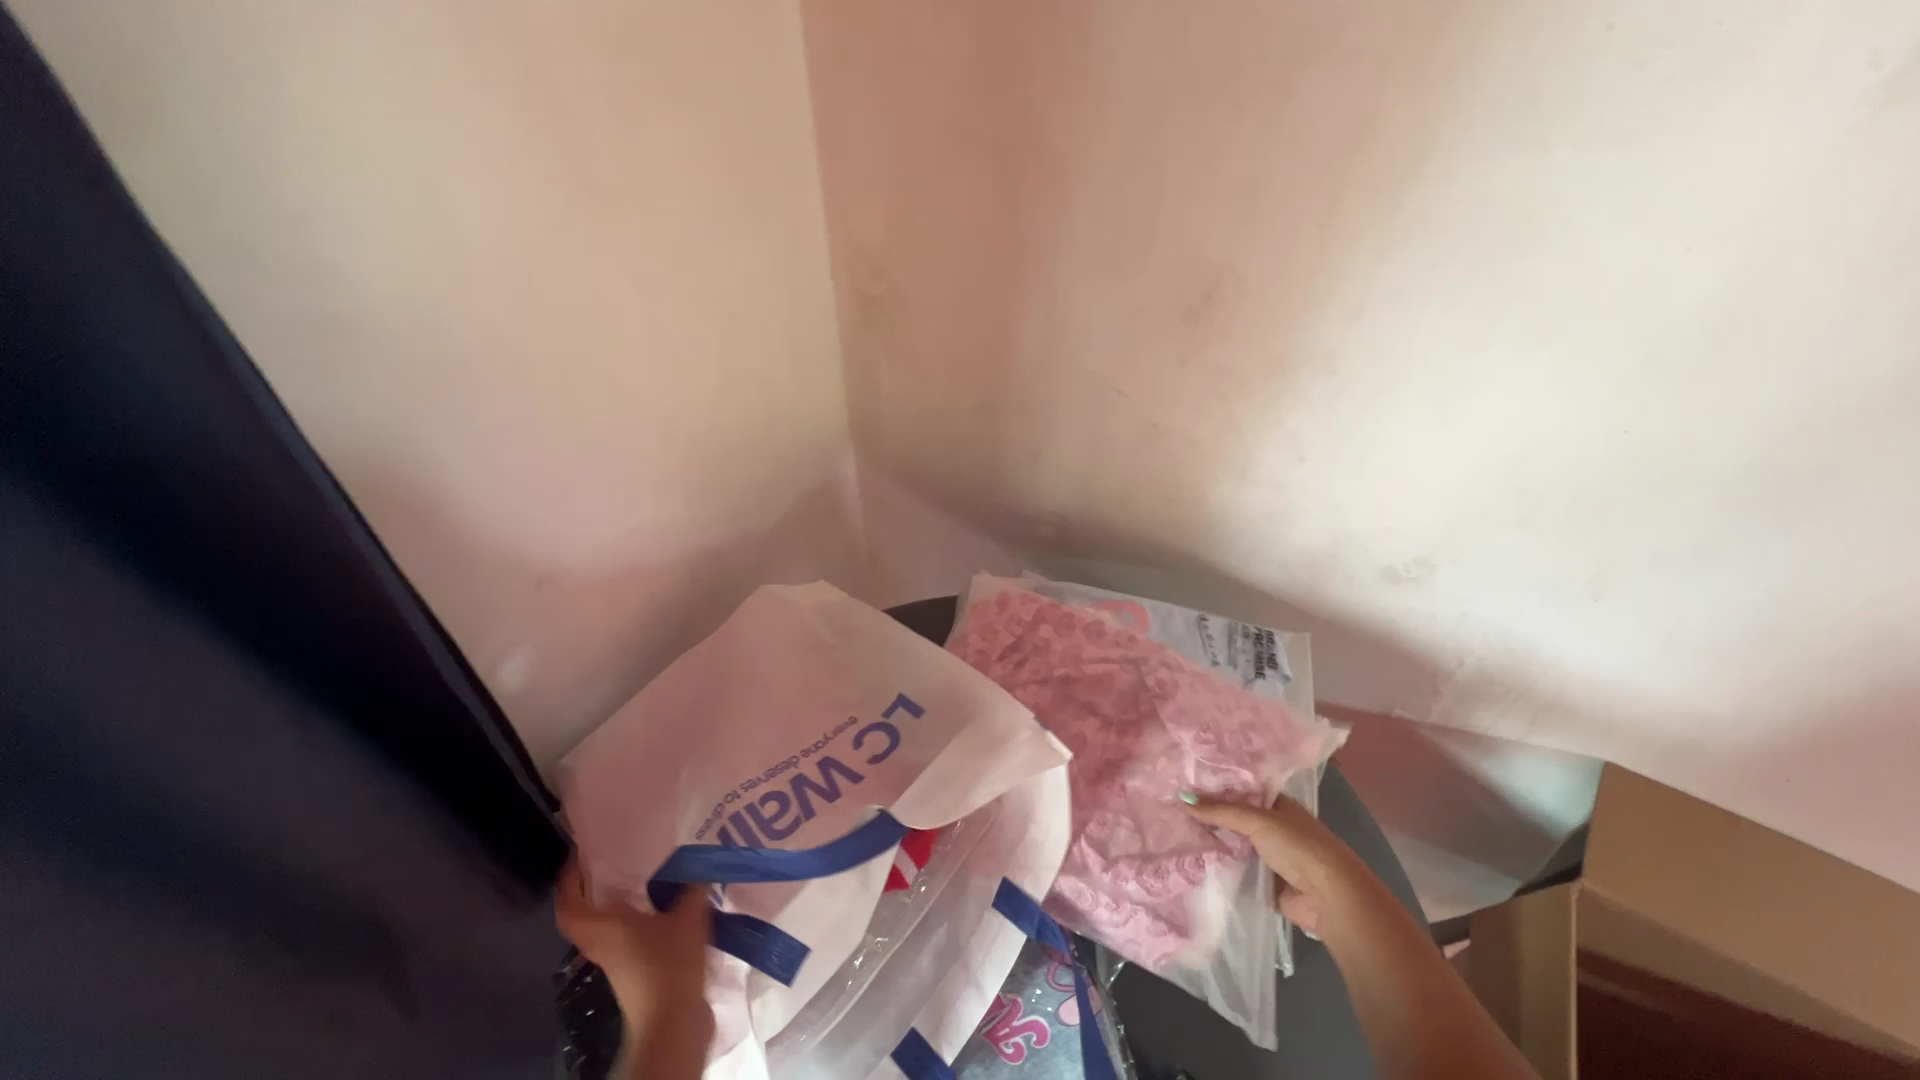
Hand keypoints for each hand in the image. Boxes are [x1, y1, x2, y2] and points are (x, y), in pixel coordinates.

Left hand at [555, 859, 713, 1059]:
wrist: (673, 1022)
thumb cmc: (670, 965)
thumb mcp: (688, 917)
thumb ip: (691, 889)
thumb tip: (696, 867)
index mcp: (603, 927)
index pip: (568, 902)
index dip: (568, 878)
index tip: (580, 855)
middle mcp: (601, 943)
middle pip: (581, 916)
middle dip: (587, 891)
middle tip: (605, 864)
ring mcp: (615, 961)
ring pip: (600, 929)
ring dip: (609, 908)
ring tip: (634, 881)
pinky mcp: (631, 974)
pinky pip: (621, 940)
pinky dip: (629, 923)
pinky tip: (657, 912)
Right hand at [1182, 791, 1365, 937]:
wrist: (1329, 897)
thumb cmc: (1299, 847)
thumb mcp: (1260, 821)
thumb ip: (1222, 812)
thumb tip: (1182, 799)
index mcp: (1276, 804)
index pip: (1239, 790)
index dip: (1213, 787)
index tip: (1180, 784)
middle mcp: (1271, 826)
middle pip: (1232, 818)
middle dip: (1207, 816)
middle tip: (1169, 808)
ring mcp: (1266, 855)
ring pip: (1231, 844)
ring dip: (1210, 842)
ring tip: (1171, 832)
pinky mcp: (1261, 881)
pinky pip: (1233, 869)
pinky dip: (1217, 866)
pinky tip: (1188, 860)